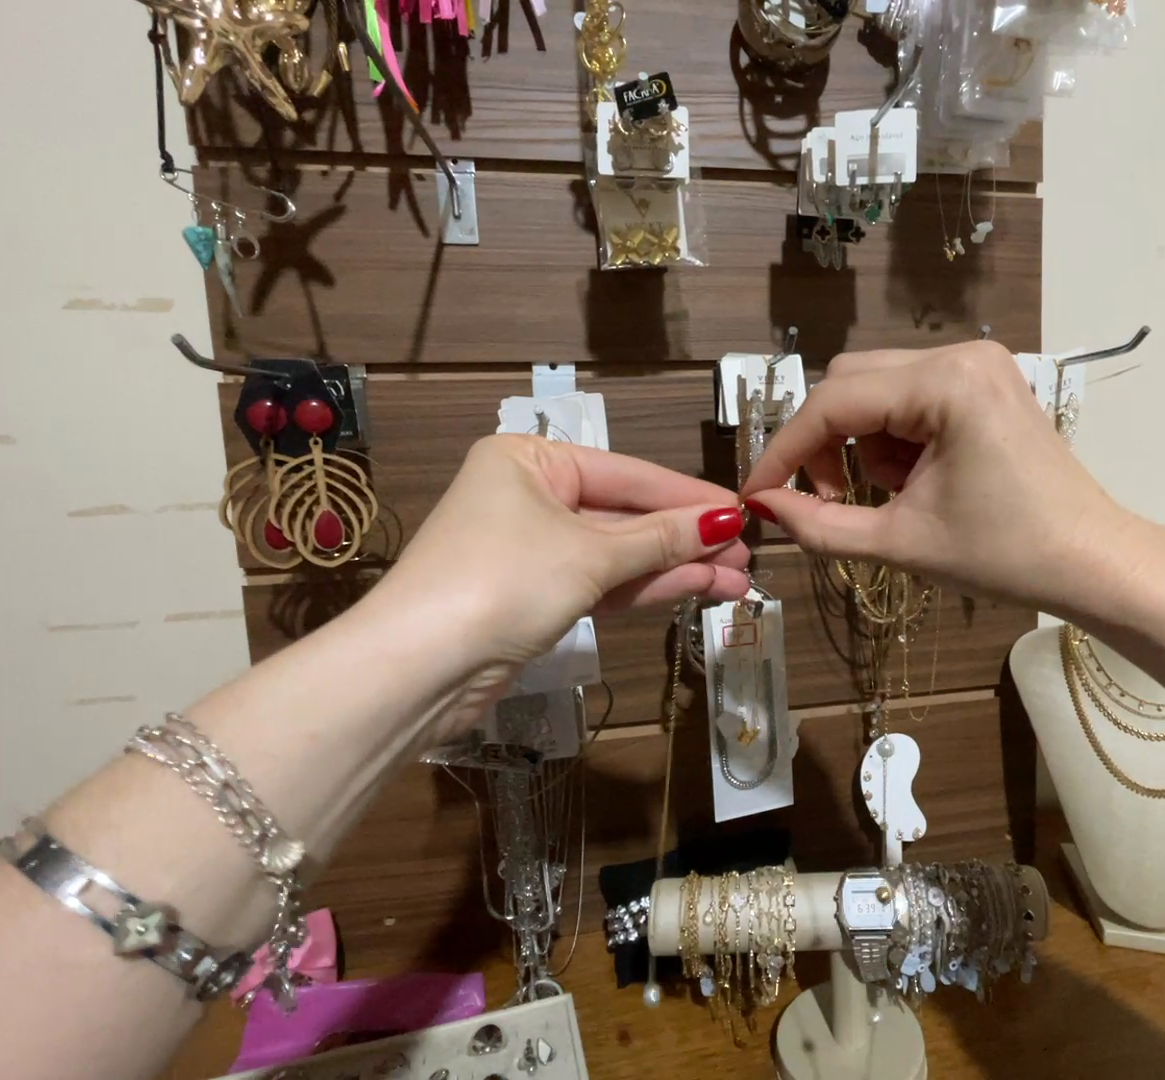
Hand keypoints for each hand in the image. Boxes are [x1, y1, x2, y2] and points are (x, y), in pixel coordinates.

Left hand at [368, 436, 749, 679]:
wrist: (418, 670)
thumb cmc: (502, 581)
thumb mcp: (590, 554)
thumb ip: (661, 539)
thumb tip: (726, 520)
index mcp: (530, 460)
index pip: (628, 474)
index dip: (688, 496)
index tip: (742, 510)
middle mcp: (531, 496)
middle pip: (626, 515)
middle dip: (686, 539)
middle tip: (746, 557)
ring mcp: (533, 549)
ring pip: (619, 553)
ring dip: (675, 567)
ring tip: (736, 581)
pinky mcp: (537, 595)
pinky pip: (602, 582)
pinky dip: (644, 587)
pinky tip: (694, 589)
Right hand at [740, 342, 1141, 614]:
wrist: (1091, 562)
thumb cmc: (1004, 556)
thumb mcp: (899, 543)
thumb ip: (818, 524)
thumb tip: (760, 506)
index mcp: (945, 384)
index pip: (833, 403)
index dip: (784, 449)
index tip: (756, 493)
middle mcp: (960, 354)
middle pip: (849, 382)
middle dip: (825, 443)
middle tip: (829, 497)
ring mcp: (976, 362)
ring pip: (874, 388)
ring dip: (862, 443)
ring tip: (892, 495)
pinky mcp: (983, 381)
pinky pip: (907, 396)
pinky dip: (892, 438)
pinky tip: (916, 479)